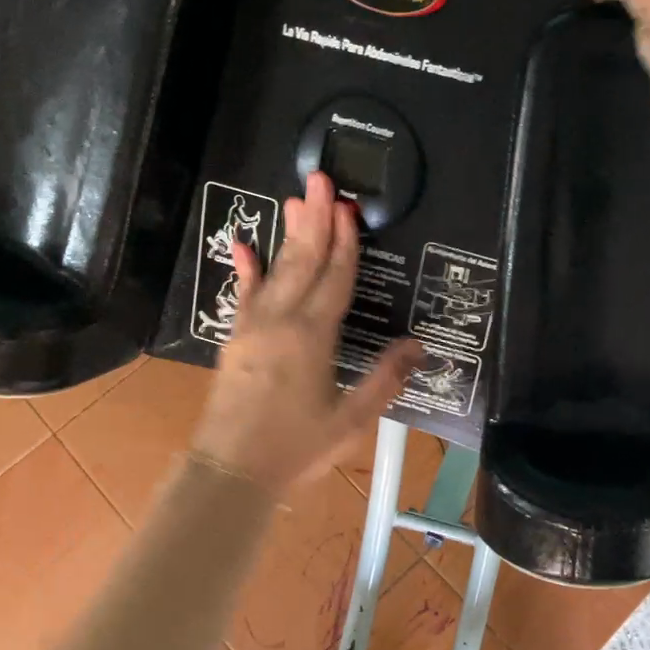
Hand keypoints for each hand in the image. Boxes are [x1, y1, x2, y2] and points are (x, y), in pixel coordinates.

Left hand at [190, 173, 424, 493]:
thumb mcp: (352, 419)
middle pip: (303, 261)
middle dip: (314, 219)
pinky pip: (244, 295)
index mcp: (313, 337)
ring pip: (275, 271)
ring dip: (288, 234)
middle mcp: (281, 321)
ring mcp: (253, 326)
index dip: (344, 243)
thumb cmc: (297, 448)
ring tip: (294, 199)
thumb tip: (419, 346)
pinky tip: (243, 245)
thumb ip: (385, 380)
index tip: (349, 208)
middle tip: (320, 179)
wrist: (231, 470)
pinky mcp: (236, 338)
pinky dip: (246, 269)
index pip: (334, 279)